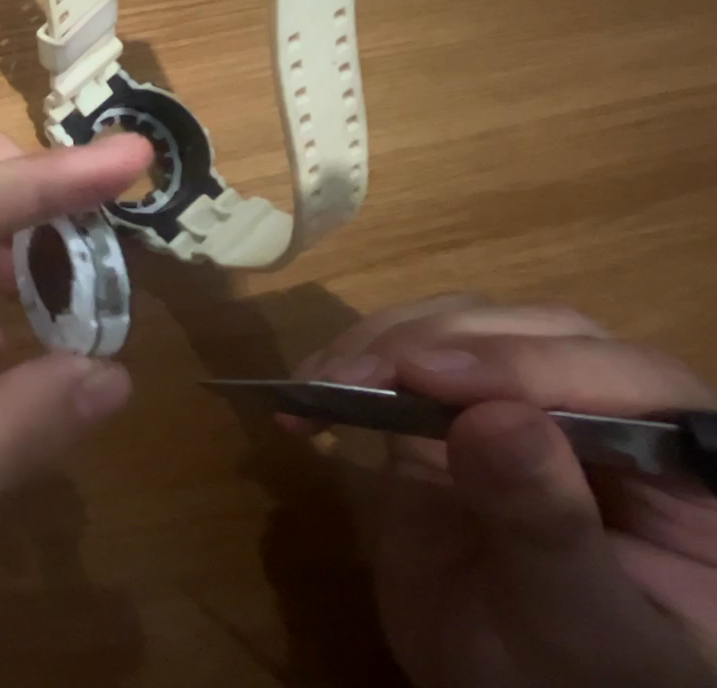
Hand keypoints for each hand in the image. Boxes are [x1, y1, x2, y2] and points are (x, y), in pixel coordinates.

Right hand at [296, 299, 716, 687]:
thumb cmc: (574, 683)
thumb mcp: (578, 624)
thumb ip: (547, 525)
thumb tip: (496, 420)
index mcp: (684, 472)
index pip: (628, 380)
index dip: (528, 363)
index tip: (422, 373)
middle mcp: (605, 422)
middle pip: (532, 333)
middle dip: (434, 341)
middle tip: (351, 377)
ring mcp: (513, 414)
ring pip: (455, 331)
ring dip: (375, 345)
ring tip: (317, 386)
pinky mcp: (436, 421)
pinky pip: (392, 366)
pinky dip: (340, 369)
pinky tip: (304, 399)